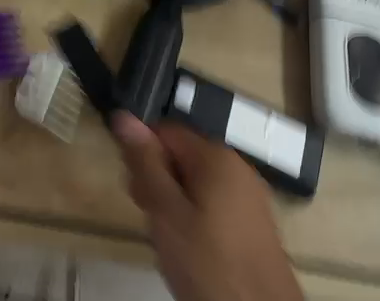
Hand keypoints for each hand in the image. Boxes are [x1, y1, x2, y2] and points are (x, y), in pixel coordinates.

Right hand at [112, 113, 303, 300]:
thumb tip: (124, 116)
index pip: (165, 131)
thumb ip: (144, 163)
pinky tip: (189, 248)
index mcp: (216, 157)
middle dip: (157, 180)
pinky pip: (214, 204)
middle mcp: (237, 167)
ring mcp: (250, 197)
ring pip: (196, 183)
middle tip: (148, 215)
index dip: (142, 154)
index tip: (133, 188)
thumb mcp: (165, 211)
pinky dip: (195, 217)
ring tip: (166, 237)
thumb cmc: (207, 263)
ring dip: (174, 201)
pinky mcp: (254, 224)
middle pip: (182, 156)